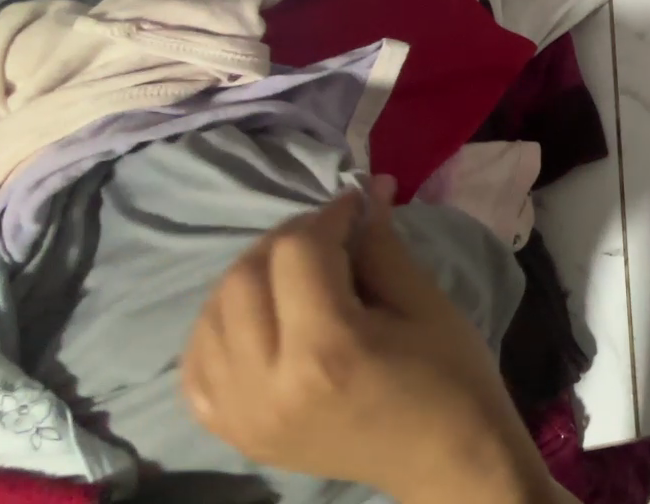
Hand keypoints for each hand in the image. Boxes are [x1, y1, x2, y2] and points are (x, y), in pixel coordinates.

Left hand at [181, 181, 564, 503]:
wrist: (443, 456)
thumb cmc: (451, 374)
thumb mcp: (426, 303)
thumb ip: (383, 248)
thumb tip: (366, 193)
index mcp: (329, 348)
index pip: (298, 253)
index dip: (328, 215)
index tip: (357, 203)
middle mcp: (268, 383)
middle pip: (244, 278)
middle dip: (287, 238)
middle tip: (331, 231)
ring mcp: (241, 415)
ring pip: (212, 315)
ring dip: (253, 275)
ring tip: (300, 267)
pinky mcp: (233, 433)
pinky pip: (197, 365)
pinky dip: (220, 326)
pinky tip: (260, 313)